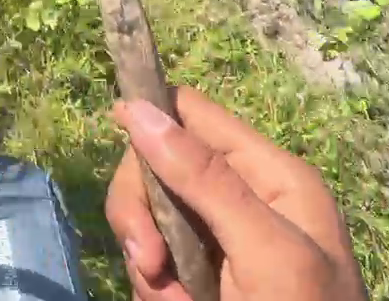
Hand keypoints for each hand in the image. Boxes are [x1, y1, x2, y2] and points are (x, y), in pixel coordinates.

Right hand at [105, 87, 364, 300]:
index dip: (149, 118)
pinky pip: (153, 259)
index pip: (190, 112)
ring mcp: (221, 238)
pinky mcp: (202, 275)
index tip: (117, 141)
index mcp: (271, 175)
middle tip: (151, 264)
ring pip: (147, 216)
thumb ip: (206, 180)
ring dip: (147, 262)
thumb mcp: (267, 257)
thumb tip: (136, 106)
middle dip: (142, 213)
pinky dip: (155, 290)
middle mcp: (243, 197)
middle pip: (156, 163)